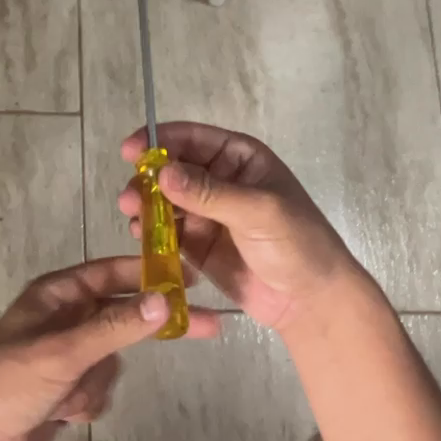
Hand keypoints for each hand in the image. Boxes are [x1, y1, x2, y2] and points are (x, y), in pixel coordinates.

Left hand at [0, 256, 205, 440]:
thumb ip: (115, 327)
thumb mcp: (63, 352)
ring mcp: (67, 355)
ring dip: (96, 382)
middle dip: (147, 331)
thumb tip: (164, 301)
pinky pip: (101, 388)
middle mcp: (64, 319)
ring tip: (65, 395)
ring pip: (114, 360)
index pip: (110, 273)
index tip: (191, 277)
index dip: (150, 274)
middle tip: (207, 327)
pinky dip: (87, 402)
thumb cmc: (9, 384)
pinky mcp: (69, 387)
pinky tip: (62, 413)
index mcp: (55, 296)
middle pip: (123, 317)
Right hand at [117, 122, 367, 333]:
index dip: (159, 140)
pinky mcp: (196, 245)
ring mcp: (205, 213)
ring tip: (131, 215)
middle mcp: (218, 181)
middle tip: (129, 196)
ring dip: (144, 204)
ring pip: (163, 200)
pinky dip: (150, 231)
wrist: (310, 301)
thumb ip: (209, 193)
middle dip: (147, 178)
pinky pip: (165, 231)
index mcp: (238, 159)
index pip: (192, 139)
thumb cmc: (297, 244)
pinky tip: (141, 236)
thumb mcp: (258, 212)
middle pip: (171, 169)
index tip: (130, 151)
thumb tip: (162, 173)